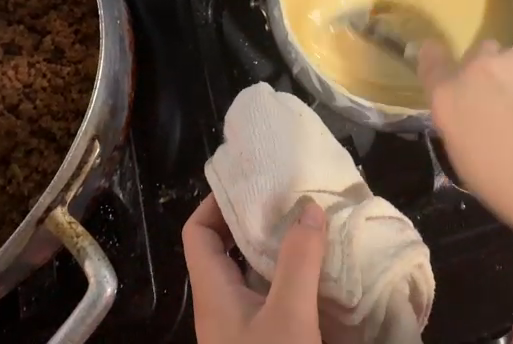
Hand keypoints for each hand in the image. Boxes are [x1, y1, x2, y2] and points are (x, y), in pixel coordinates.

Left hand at [183, 194, 326, 343]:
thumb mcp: (289, 314)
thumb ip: (299, 260)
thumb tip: (309, 208)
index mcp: (212, 292)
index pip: (197, 231)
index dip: (217, 203)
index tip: (251, 184)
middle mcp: (219, 305)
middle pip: (224, 248)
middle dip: (253, 220)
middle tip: (285, 200)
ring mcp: (238, 325)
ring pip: (248, 272)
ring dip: (273, 248)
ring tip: (305, 227)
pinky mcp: (259, 338)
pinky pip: (266, 294)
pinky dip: (286, 276)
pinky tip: (315, 272)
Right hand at [420, 42, 512, 263]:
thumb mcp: (472, 168)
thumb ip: (462, 128)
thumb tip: (472, 116)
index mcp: (449, 100)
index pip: (430, 63)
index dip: (435, 61)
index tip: (439, 60)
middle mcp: (478, 69)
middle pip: (476, 61)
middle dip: (487, 80)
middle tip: (508, 113)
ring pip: (512, 63)